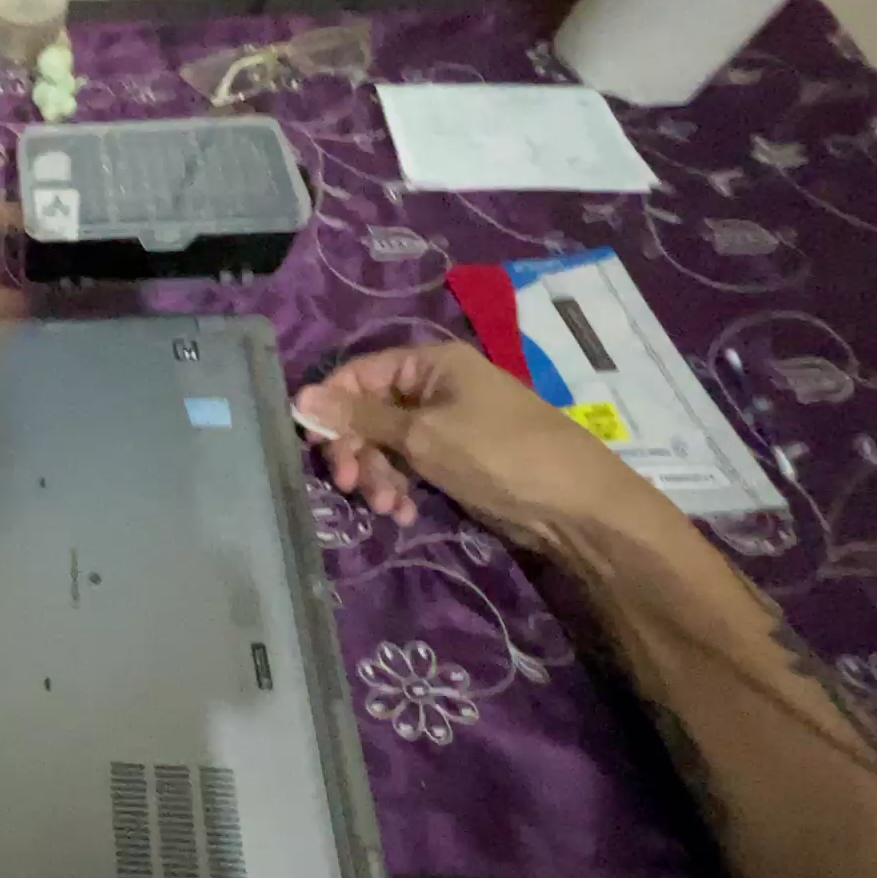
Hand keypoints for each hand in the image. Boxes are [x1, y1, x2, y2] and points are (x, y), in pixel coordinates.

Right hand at [292, 342, 661, 543]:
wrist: (577, 510)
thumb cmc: (499, 455)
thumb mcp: (421, 435)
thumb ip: (357, 417)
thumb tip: (298, 396)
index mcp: (429, 365)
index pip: (356, 375)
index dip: (330, 408)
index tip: (316, 446)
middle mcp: (432, 388)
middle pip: (364, 414)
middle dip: (355, 453)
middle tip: (350, 485)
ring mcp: (441, 424)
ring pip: (381, 445)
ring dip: (376, 477)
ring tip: (386, 507)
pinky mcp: (448, 457)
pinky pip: (404, 466)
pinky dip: (397, 488)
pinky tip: (402, 512)